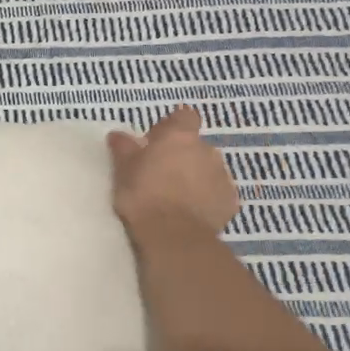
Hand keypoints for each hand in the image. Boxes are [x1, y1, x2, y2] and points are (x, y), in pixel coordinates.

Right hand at [106, 105, 239, 237]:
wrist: (173, 234)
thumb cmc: (143, 194)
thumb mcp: (123, 169)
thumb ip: (123, 148)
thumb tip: (119, 134)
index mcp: (180, 138)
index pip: (185, 116)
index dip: (171, 126)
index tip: (155, 140)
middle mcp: (207, 151)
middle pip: (195, 145)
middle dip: (181, 154)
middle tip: (159, 172)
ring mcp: (223, 176)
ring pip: (207, 168)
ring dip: (194, 175)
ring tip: (174, 194)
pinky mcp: (231, 200)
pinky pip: (216, 191)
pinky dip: (204, 196)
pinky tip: (188, 210)